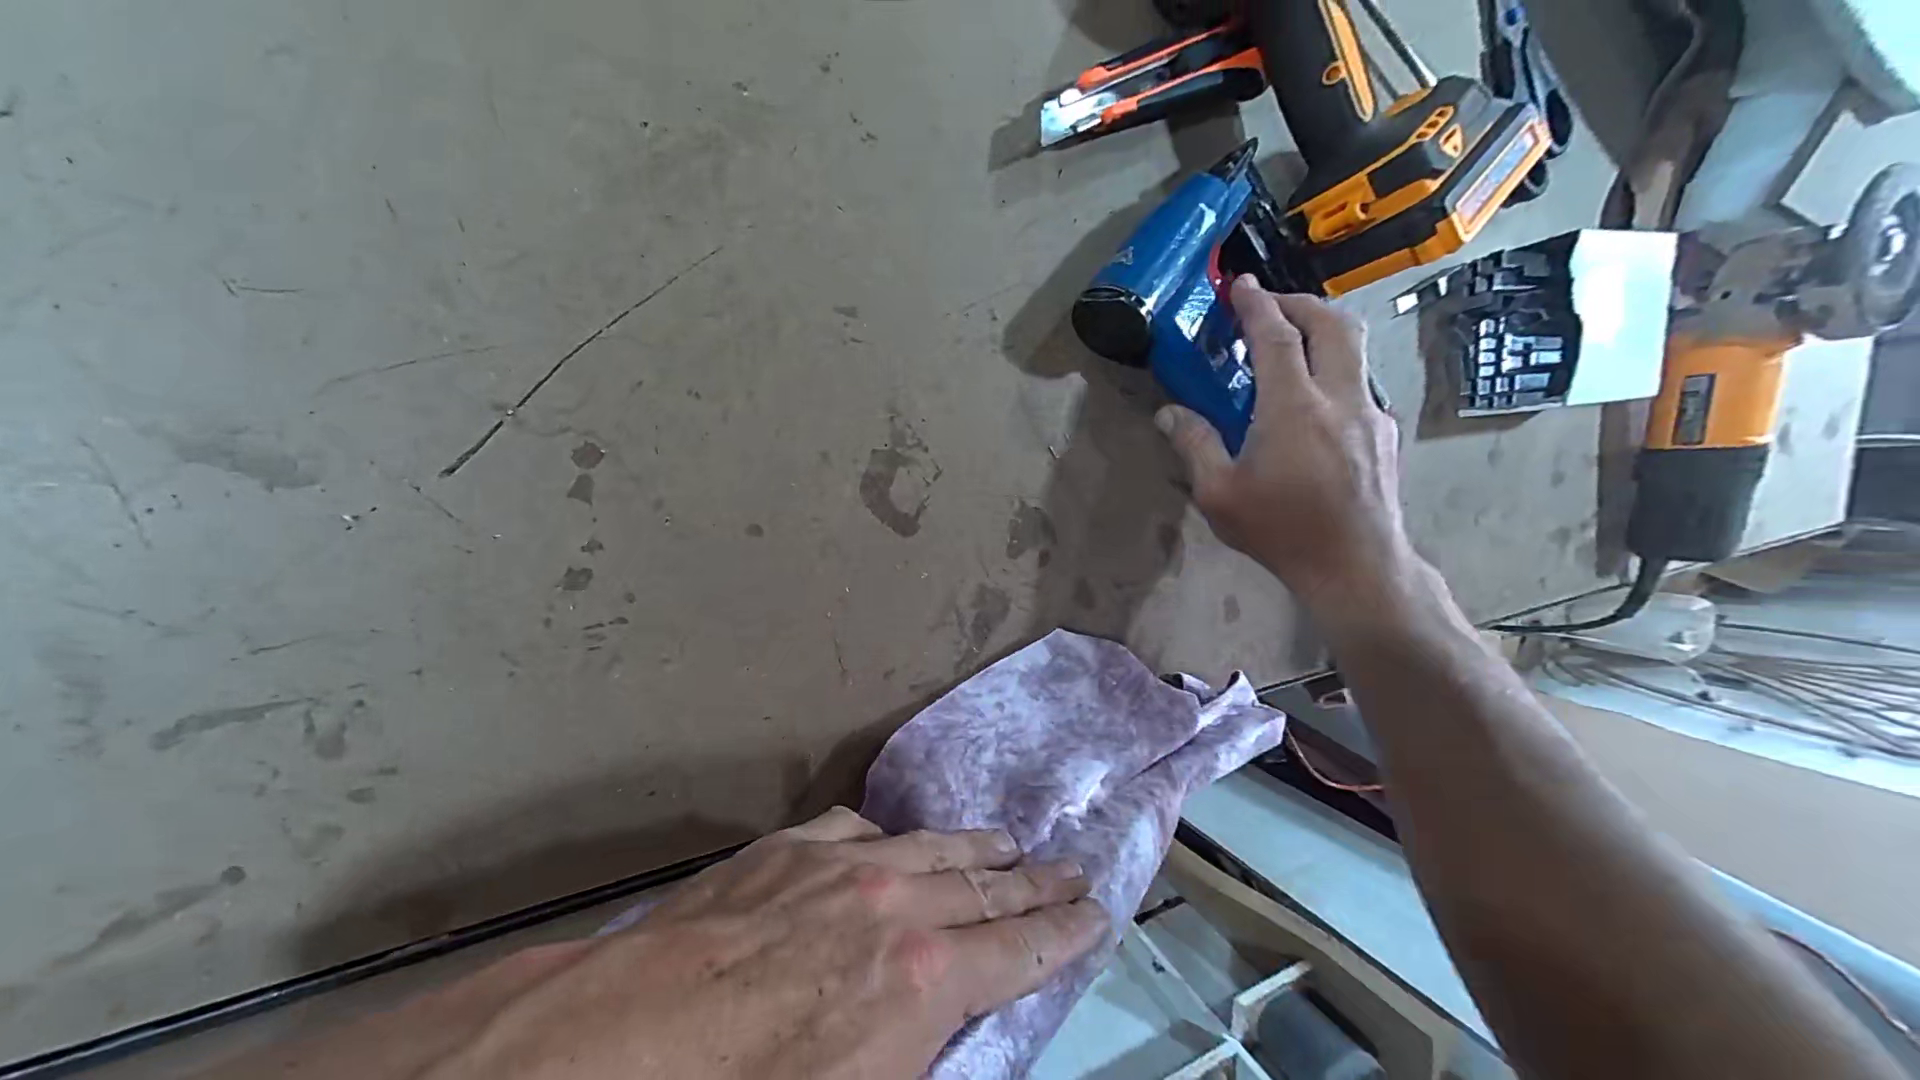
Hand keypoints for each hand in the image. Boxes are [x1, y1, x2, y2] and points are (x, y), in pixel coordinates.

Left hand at [398, 809, 1106, 1079]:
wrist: (617, 1046)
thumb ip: (921, 1054)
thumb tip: (943, 1024)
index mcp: (920, 981)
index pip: (1019, 949)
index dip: (1062, 932)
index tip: (1093, 913)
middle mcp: (892, 907)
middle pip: (985, 888)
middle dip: (1034, 883)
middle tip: (1068, 870)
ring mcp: (840, 867)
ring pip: (931, 847)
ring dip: (975, 849)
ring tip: (1007, 845)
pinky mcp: (790, 850)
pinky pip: (858, 831)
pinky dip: (891, 839)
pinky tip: (898, 841)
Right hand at [1157, 276, 1416, 611]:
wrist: (1355, 565)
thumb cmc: (1282, 530)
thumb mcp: (1220, 493)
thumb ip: (1194, 444)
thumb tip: (1168, 413)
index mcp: (1293, 407)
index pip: (1276, 336)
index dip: (1256, 304)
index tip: (1240, 284)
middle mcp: (1340, 396)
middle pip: (1333, 323)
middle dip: (1300, 303)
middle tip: (1270, 306)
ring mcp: (1370, 412)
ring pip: (1355, 348)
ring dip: (1323, 331)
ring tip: (1293, 344)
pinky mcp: (1384, 432)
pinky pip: (1360, 381)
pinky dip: (1335, 368)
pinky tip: (1314, 399)